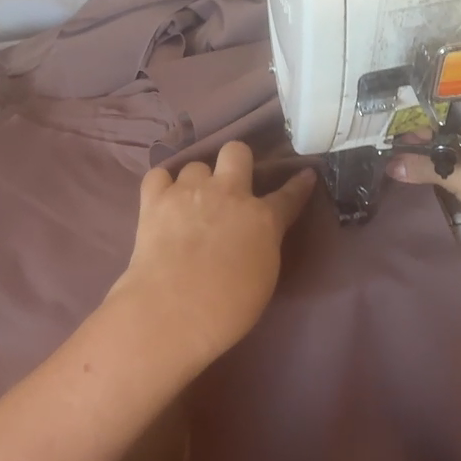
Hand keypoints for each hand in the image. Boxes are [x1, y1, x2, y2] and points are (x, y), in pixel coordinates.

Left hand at [110, 142, 316, 370]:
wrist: (174, 310)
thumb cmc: (228, 307)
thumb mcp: (265, 275)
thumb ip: (264, 242)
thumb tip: (257, 231)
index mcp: (263, 218)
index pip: (288, 195)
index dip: (298, 183)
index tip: (305, 173)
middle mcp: (227, 193)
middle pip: (236, 151)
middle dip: (237, 161)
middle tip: (231, 184)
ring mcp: (189, 191)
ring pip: (196, 165)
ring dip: (196, 181)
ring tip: (190, 203)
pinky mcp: (154, 199)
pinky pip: (158, 175)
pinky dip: (162, 185)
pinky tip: (163, 200)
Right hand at [386, 91, 460, 225]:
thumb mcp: (454, 175)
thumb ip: (421, 167)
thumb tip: (391, 166)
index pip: (440, 104)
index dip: (418, 125)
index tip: (404, 142)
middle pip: (460, 114)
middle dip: (438, 134)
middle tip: (420, 155)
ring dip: (460, 142)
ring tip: (442, 164)